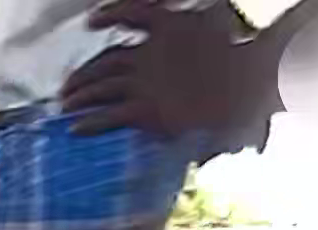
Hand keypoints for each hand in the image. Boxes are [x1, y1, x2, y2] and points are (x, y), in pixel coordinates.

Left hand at [61, 0, 286, 143]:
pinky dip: (90, 122)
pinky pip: (109, 117)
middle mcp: (152, 52)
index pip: (134, 13)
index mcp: (172, 26)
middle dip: (84, 74)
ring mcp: (146, 81)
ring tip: (64, 106)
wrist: (254, 80)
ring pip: (102, 87)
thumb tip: (211, 13)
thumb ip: (211, 22)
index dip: (110, 14)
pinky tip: (74, 128)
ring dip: (79, 96)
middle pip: (107, 60)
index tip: (91, 19)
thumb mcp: (229, 22)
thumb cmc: (249, 57)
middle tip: (65, 89)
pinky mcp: (145, 110)